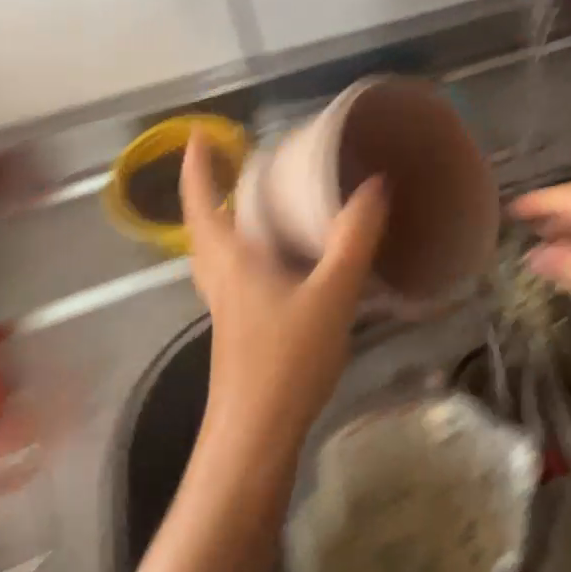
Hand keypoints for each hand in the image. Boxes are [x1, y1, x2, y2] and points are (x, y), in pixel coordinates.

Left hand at [181, 136, 386, 440]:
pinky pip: (236, 275)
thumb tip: (374, 185)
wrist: (255, 437)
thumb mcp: (331, 294)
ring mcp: (226, 308)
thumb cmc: (285, 361)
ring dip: (227, 224)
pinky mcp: (240, 330)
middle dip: (210, 193)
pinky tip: (283, 265)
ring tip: (258, 205)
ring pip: (217, 254)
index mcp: (232, 261)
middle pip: (203, 228)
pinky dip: (248, 253)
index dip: (196, 166)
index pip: (201, 203)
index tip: (196, 133)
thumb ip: (354, 239)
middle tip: (235, 164)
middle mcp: (221, 279)